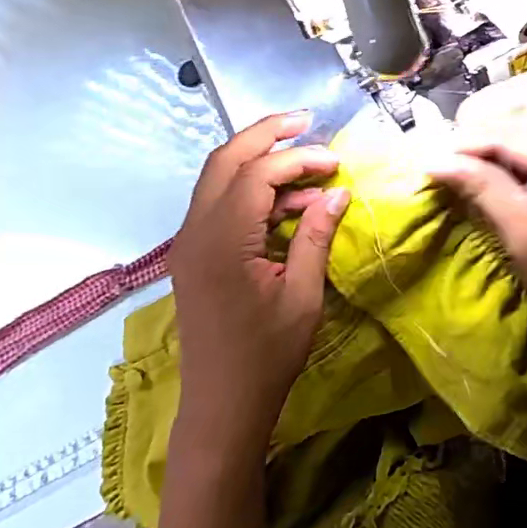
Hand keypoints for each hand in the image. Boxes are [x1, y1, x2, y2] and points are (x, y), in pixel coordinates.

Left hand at [169, 111, 351, 442]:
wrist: (221, 406)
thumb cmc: (266, 356)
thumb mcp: (302, 296)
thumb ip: (315, 236)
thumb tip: (337, 192)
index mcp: (222, 241)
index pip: (257, 174)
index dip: (298, 159)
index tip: (336, 163)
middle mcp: (195, 231)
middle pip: (226, 159)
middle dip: (265, 134)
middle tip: (305, 122)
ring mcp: (188, 242)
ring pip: (217, 178)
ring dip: (257, 161)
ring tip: (304, 162)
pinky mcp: (193, 254)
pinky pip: (217, 204)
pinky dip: (249, 191)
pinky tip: (286, 202)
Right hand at [424, 73, 526, 352]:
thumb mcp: (519, 233)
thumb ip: (479, 186)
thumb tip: (432, 159)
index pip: (509, 126)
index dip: (465, 139)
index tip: (433, 158)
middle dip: (487, 110)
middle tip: (459, 144)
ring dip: (505, 114)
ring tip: (478, 148)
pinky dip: (523, 125)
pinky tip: (504, 155)